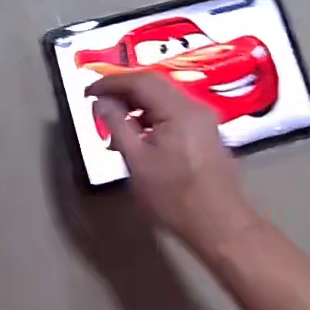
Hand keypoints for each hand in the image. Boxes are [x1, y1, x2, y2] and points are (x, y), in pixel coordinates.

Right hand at [87, 71, 255, 250]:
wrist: (222, 228)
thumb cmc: (175, 198)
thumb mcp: (137, 161)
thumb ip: (116, 125)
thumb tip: (100, 102)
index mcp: (179, 111)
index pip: (140, 81)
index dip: (110, 83)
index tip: (87, 93)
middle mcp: (195, 108)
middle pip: (153, 84)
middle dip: (122, 90)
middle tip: (97, 103)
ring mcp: (204, 120)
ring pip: (163, 98)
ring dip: (136, 104)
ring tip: (113, 123)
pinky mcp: (206, 133)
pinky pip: (173, 112)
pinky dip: (150, 115)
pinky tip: (137, 134)